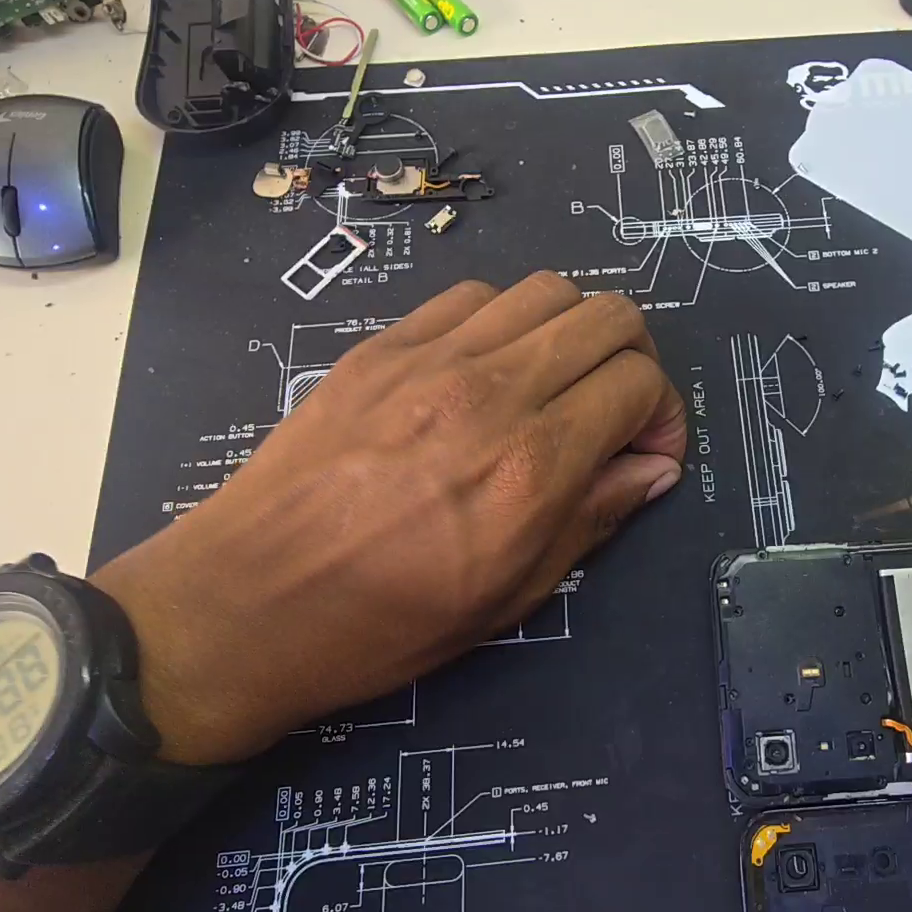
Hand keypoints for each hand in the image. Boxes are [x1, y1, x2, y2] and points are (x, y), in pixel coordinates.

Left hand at [92, 274, 686, 765]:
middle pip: (609, 316)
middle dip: (636, 361)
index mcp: (534, 464)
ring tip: (556, 385)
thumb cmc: (390, 620)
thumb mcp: (515, 594)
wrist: (247, 602)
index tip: (647, 453)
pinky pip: (474, 296)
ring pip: (549, 291)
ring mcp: (433, 357)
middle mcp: (494, 391)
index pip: (638, 384)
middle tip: (616, 412)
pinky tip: (490, 369)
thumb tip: (656, 467)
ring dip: (575, 334)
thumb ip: (597, 514)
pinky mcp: (383, 345)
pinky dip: (508, 323)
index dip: (664, 416)